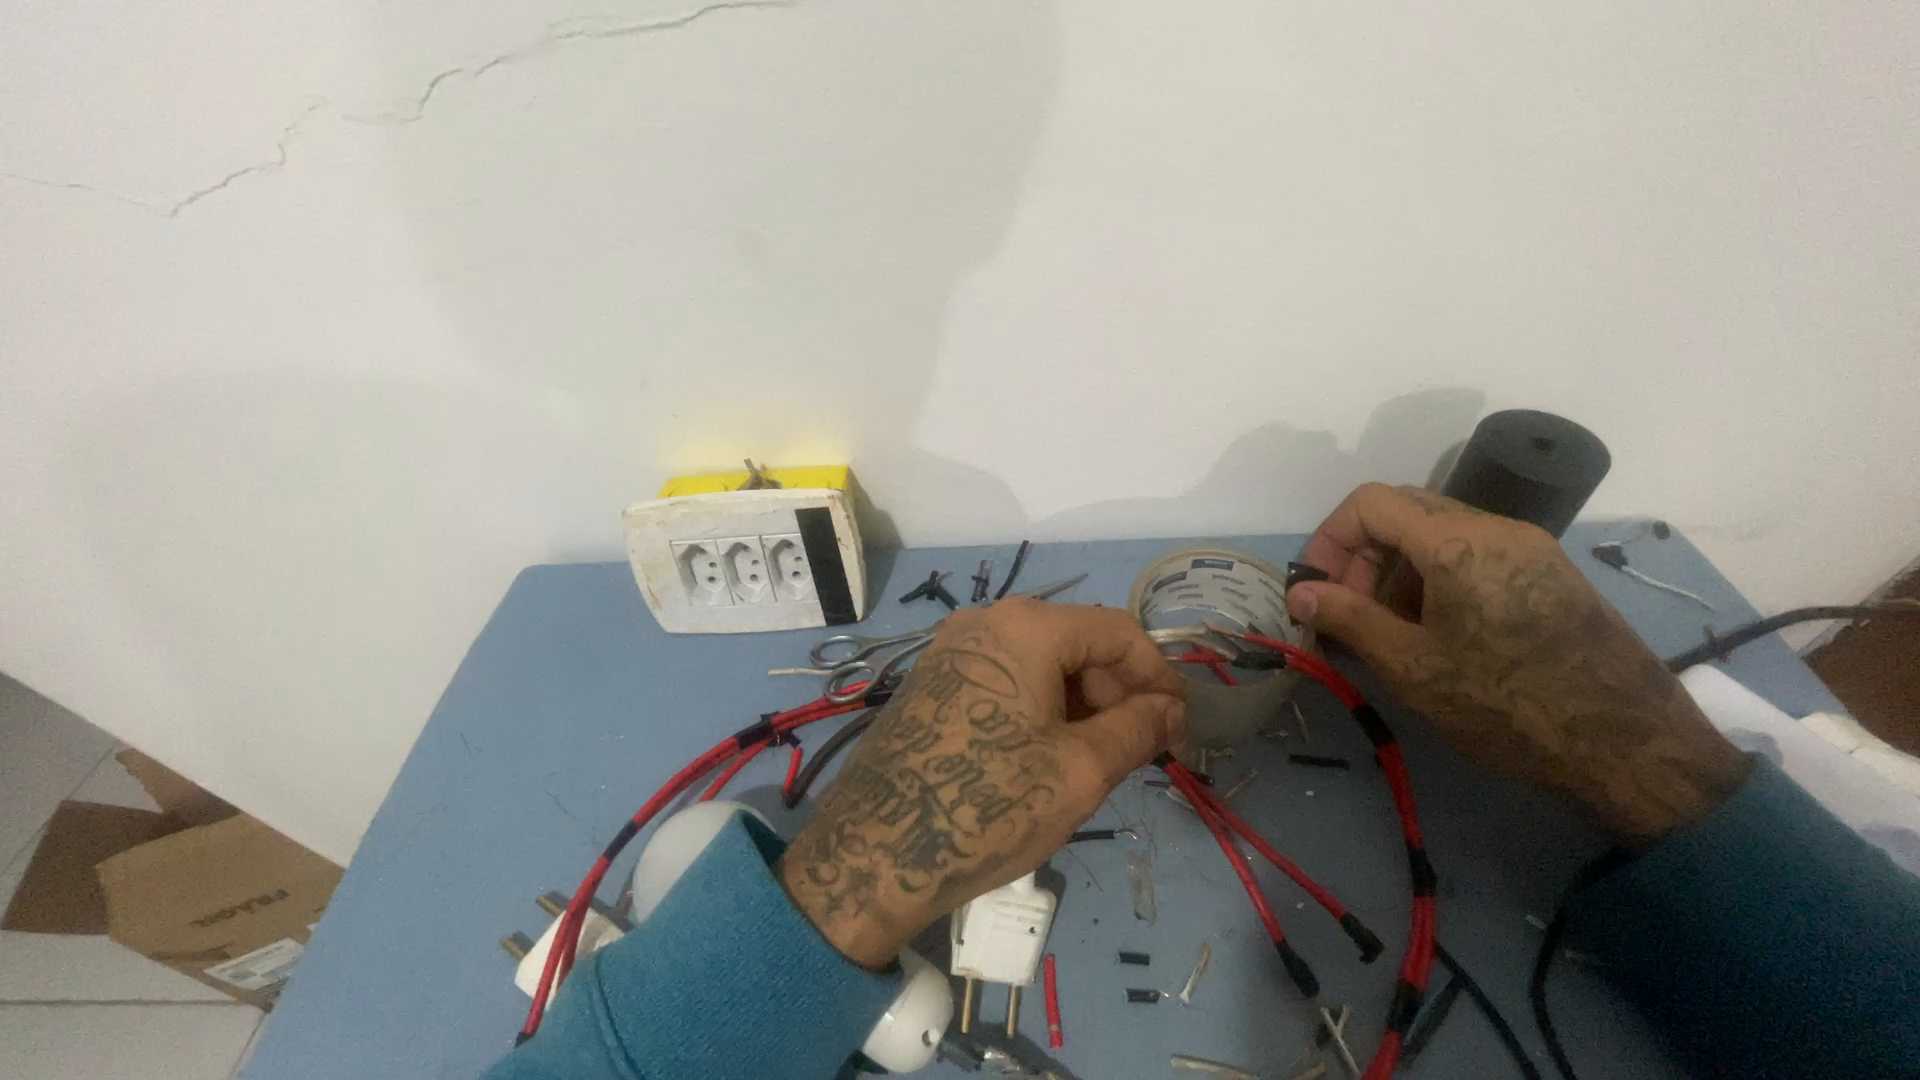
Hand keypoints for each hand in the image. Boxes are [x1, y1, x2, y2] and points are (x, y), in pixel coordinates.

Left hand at [777, 600, 1185, 968]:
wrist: (876, 848)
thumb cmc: (990, 804)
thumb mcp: (1081, 770)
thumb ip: (1138, 729)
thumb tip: (1171, 709)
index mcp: (1027, 626)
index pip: (1118, 632)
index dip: (1158, 676)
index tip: (1178, 727)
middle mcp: (986, 620)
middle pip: (1076, 641)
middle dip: (1117, 692)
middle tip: (1138, 749)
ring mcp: (953, 648)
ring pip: (1041, 660)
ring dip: (1080, 702)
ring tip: (1095, 759)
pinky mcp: (934, 678)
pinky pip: (1006, 677)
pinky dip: (1040, 705)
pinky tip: (1046, 753)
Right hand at [1288, 483, 1744, 842]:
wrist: (1633, 749)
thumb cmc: (1506, 706)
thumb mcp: (1410, 665)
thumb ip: (1346, 617)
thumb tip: (1297, 593)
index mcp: (1458, 542)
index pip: (1369, 504)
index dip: (1328, 539)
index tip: (1316, 589)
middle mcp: (1496, 529)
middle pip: (1402, 514)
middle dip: (1360, 558)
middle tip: (1347, 614)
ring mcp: (1529, 549)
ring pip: (1436, 535)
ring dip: (1395, 573)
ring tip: (1386, 632)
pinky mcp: (1548, 574)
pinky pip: (1472, 556)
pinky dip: (1433, 581)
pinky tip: (1433, 632)